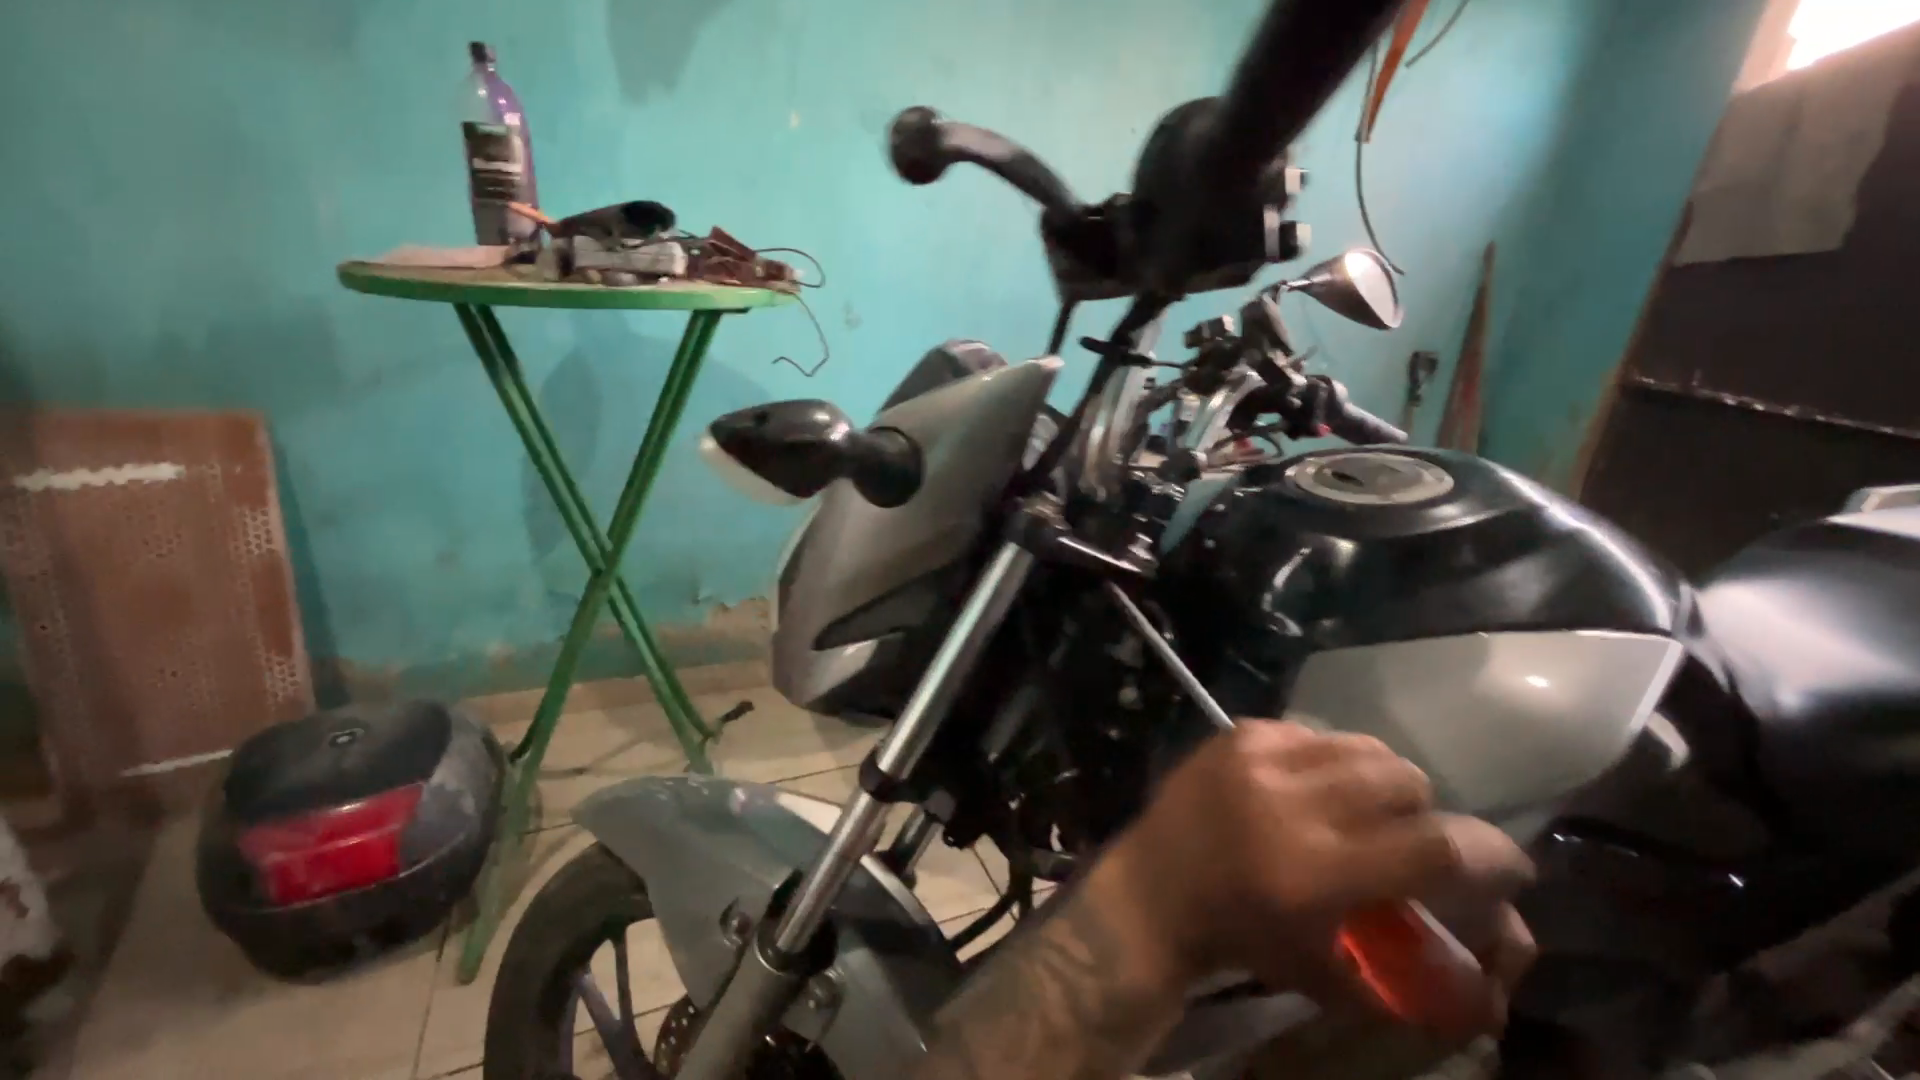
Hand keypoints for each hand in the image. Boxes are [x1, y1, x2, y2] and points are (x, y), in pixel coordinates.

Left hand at [1093, 719, 1536, 1036]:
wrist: (1152, 892)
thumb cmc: (1242, 939)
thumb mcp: (1328, 977)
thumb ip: (1412, 983)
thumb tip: (1493, 992)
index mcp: (1317, 871)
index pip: (1436, 845)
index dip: (1490, 853)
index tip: (1505, 865)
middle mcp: (1291, 803)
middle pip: (1405, 780)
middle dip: (1419, 812)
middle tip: (1401, 836)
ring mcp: (1259, 759)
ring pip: (1365, 747)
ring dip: (1377, 779)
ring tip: (1356, 806)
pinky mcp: (1237, 734)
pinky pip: (1313, 732)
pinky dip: (1325, 758)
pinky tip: (1304, 786)